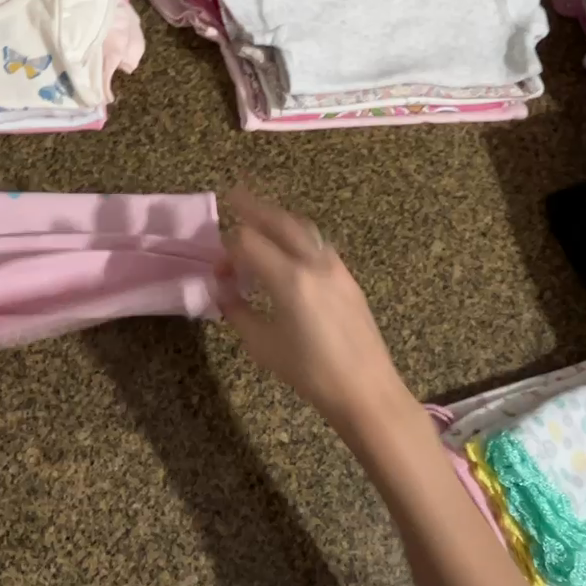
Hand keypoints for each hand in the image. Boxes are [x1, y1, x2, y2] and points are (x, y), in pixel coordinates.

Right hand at [217, 188, 414, 434]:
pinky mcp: (348, 279)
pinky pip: (318, 244)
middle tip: (235, 195)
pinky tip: (289, 248)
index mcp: (290, 280)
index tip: (218, 271)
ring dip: (279, 220)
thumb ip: (237, 312)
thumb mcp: (263, 346)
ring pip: (303, 229)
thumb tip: (222, 291)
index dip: (227, 250)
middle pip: (280, 222)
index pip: (249, 243)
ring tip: (261, 217)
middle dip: (255, 208)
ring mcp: (336, 268)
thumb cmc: (310, 373)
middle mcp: (314, 264)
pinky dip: (298, 236)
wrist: (366, 390)